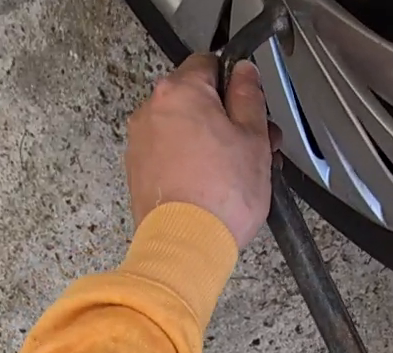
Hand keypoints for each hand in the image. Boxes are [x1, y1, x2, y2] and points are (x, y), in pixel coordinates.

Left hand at [126, 55, 275, 247]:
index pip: (210, 65)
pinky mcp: (138, 176)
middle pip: (195, 102)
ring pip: (183, 133)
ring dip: (209, 146)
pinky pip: (169, 160)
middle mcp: (152, 113)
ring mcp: (141, 146)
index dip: (236, 86)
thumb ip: (249, 97)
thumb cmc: (219, 199)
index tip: (249, 109)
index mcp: (180, 91)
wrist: (186, 247)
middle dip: (225, 121)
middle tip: (252, 149)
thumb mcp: (254, 139)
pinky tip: (211, 190)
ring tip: (234, 177)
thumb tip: (245, 76)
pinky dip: (189, 168)